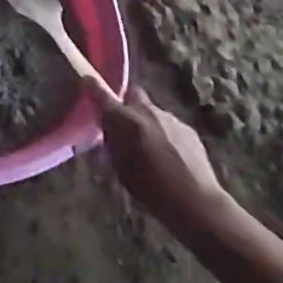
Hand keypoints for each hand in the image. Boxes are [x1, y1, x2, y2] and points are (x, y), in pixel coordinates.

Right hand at [91, 83, 238, 230]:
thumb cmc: (151, 189)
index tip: (86, 81)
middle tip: (123, 124)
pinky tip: (168, 156)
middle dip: (125, 104)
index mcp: (125, 120)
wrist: (196, 201)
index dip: (92, 86)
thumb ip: (113, 143)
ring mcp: (170, 118)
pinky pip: (167, 124)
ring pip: (151, 111)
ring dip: (145, 122)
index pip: (102, 94)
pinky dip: (163, 133)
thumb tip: (110, 131)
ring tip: (149, 148)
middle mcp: (147, 111)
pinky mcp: (187, 128)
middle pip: (132, 94)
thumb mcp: (120, 168)